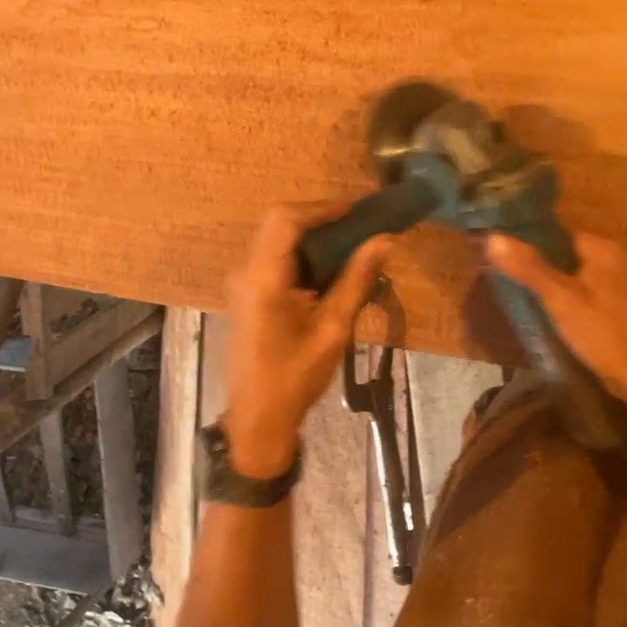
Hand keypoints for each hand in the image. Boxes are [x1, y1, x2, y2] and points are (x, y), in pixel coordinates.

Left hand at [221, 203, 393, 477]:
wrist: (257, 419)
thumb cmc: (295, 378)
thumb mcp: (333, 329)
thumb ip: (356, 280)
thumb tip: (385, 240)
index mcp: (263, 278)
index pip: (285, 220)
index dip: (321, 207)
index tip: (356, 210)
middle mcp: (246, 271)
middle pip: (277, 222)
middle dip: (318, 217)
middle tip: (357, 225)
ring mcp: (242, 281)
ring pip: (274, 237)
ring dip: (310, 234)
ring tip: (349, 243)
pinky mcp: (245, 291)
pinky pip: (272, 256)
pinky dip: (300, 252)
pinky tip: (328, 267)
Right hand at [483, 232, 626, 381]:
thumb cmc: (603, 333)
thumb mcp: (560, 299)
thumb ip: (529, 268)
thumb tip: (493, 238)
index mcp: (604, 249)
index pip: (558, 234)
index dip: (530, 244)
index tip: (505, 258)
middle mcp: (617, 259)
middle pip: (567, 254)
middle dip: (541, 266)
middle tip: (510, 279)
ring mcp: (623, 283)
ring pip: (576, 275)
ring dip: (555, 284)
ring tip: (525, 296)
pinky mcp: (623, 306)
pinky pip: (587, 292)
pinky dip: (570, 298)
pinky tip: (553, 313)